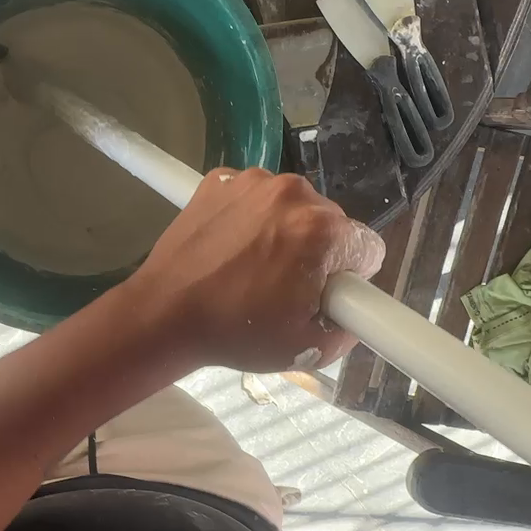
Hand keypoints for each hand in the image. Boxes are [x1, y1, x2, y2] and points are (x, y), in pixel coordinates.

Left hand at [124, 168, 382, 372]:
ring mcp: (251, 182)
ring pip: (290, 206)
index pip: (367, 247)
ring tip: (250, 269)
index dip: (350, 277)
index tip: (321, 295)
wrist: (163, 314)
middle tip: (282, 287)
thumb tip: (351, 312)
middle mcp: (292, 193)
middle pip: (329, 222)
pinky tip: (229, 249)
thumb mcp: (305, 349)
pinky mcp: (219, 181)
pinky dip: (248, 217)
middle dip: (316, 253)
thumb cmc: (234, 332)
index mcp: (321, 230)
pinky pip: (253, 198)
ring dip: (283, 231)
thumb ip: (348, 329)